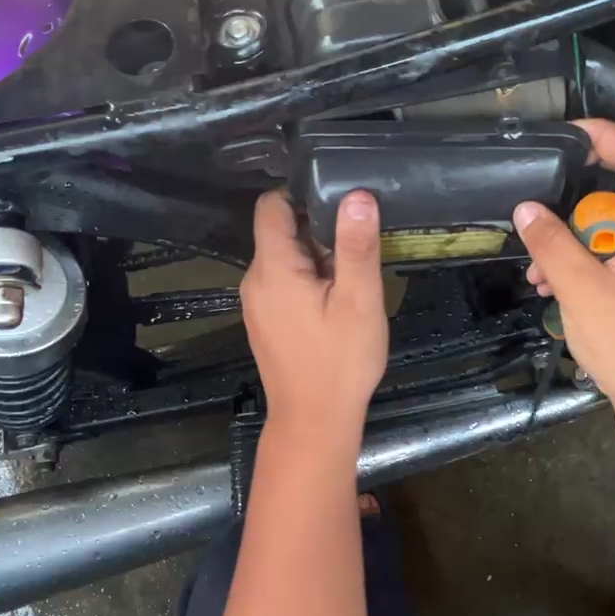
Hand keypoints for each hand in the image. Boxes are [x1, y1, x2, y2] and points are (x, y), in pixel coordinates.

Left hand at [240, 189, 388, 426]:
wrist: (314, 421)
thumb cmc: (339, 362)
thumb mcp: (359, 300)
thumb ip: (356, 246)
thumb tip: (357, 196)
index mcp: (273, 268)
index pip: (271, 205)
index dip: (302, 193)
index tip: (339, 199)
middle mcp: (255, 280)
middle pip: (280, 231)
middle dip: (317, 229)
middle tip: (357, 245)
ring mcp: (257, 304)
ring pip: (285, 259)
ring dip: (317, 257)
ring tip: (352, 275)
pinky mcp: (266, 322)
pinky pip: (284, 284)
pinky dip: (309, 280)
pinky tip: (337, 301)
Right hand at [516, 119, 614, 409]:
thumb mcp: (583, 290)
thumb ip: (552, 246)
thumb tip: (525, 208)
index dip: (605, 136)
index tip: (565, 131)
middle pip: (613, 190)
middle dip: (571, 204)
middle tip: (538, 213)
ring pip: (601, 224)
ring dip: (566, 239)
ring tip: (539, 266)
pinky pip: (600, 250)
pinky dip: (573, 260)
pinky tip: (547, 283)